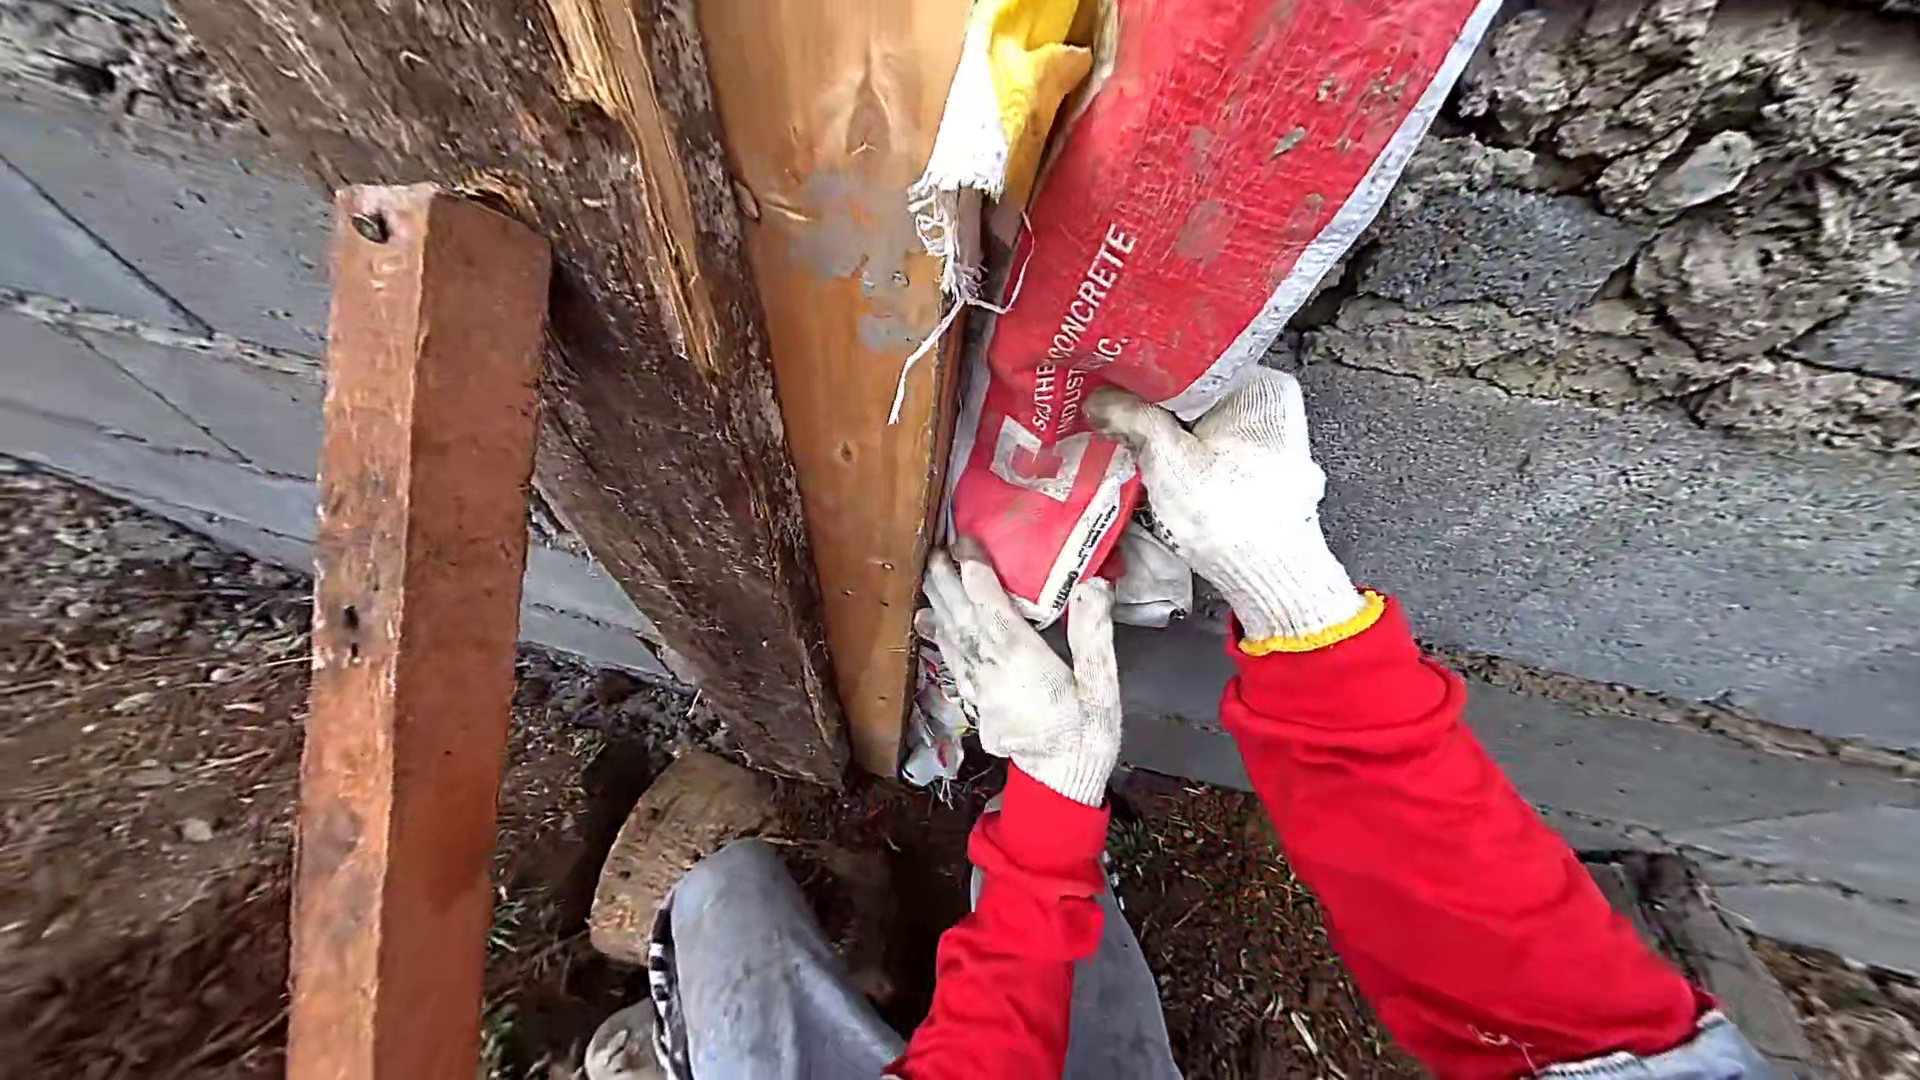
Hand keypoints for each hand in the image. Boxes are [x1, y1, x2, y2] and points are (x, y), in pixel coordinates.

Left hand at [916, 542, 1119, 805]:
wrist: (1062, 782)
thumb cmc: (1088, 732)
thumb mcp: (1103, 686)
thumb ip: (1094, 636)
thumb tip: (1091, 585)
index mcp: (1024, 663)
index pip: (991, 608)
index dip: (975, 572)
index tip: (964, 542)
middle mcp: (992, 672)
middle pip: (962, 619)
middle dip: (946, 581)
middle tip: (935, 549)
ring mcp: (979, 688)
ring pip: (952, 638)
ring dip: (938, 602)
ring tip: (928, 574)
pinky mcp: (975, 701)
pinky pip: (950, 661)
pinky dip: (938, 635)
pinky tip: (927, 620)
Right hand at [1086, 368, 1379, 651]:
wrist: (1266, 576)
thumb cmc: (1226, 514)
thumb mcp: (1169, 460)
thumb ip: (1130, 418)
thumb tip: (1096, 396)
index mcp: (1260, 385)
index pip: (1189, 363)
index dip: (1143, 372)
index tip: (1106, 382)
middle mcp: (1268, 402)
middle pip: (1191, 392)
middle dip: (1149, 404)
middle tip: (1105, 408)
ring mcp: (1262, 435)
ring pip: (1195, 419)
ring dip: (1160, 429)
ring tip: (1118, 431)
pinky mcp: (1252, 464)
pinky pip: (1204, 443)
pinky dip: (1177, 448)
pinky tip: (1148, 457)